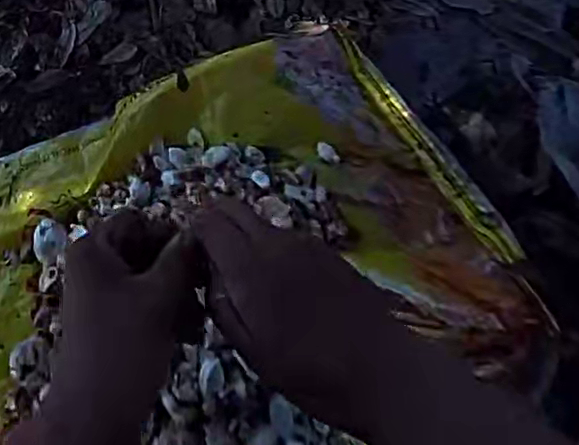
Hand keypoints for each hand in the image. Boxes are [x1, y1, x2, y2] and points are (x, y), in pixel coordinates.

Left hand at [8, 210, 197, 444]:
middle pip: (141, 249)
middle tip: (204, 290)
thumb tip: (196, 232)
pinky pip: (139, 302)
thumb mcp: (157, 300)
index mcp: (92, 247)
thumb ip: (179, 261)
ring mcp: (98, 293)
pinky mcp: (109, 320)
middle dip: (174, 269)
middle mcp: (92, 263)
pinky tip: (187, 335)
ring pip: (144, 278)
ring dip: (174, 294)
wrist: (93, 418)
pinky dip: (163, 312)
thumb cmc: (122, 348)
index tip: (198, 256)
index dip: (166, 233)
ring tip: (198, 320)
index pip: (135, 220)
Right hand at [192, 199, 565, 444]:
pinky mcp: (322, 247)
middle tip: (208, 252)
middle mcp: (271, 241)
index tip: (190, 254)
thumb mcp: (254, 354)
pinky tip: (280, 279)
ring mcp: (300, 240)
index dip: (191, 229)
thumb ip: (221, 306)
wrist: (388, 373)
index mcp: (248, 267)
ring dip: (239, 230)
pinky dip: (266, 242)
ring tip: (244, 270)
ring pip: (255, 217)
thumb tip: (208, 276)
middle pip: (228, 205)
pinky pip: (281, 232)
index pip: (205, 219)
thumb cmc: (313, 373)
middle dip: (211, 218)